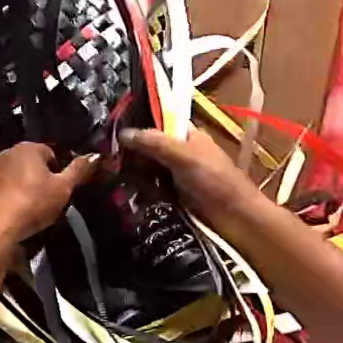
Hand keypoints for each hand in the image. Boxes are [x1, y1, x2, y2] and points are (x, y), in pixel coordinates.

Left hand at [0, 143, 97, 248]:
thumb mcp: (63, 188)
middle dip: (42, 178)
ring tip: (32, 208)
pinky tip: (15, 212)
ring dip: (26, 187)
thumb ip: (79, 170)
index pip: (52, 154)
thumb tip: (96, 155)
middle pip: (34, 164)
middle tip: (50, 200)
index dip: (60, 173)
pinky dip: (11, 196)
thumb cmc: (33, 204)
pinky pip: (4, 188)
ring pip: (18, 176)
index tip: (62, 191)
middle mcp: (8, 152)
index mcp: (28, 148)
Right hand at [118, 127, 266, 223]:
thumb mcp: (183, 156)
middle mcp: (182, 154)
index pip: (160, 123)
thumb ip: (154, 143)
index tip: (113, 131)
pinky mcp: (175, 197)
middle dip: (132, 152)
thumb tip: (122, 133)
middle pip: (151, 148)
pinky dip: (140, 191)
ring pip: (149, 169)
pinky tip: (123, 193)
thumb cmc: (215, 181)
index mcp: (189, 136)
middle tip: (106, 157)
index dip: (139, 124)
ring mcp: (178, 176)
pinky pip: (152, 190)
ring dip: (134, 174)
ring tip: (109, 176)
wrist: (236, 219)